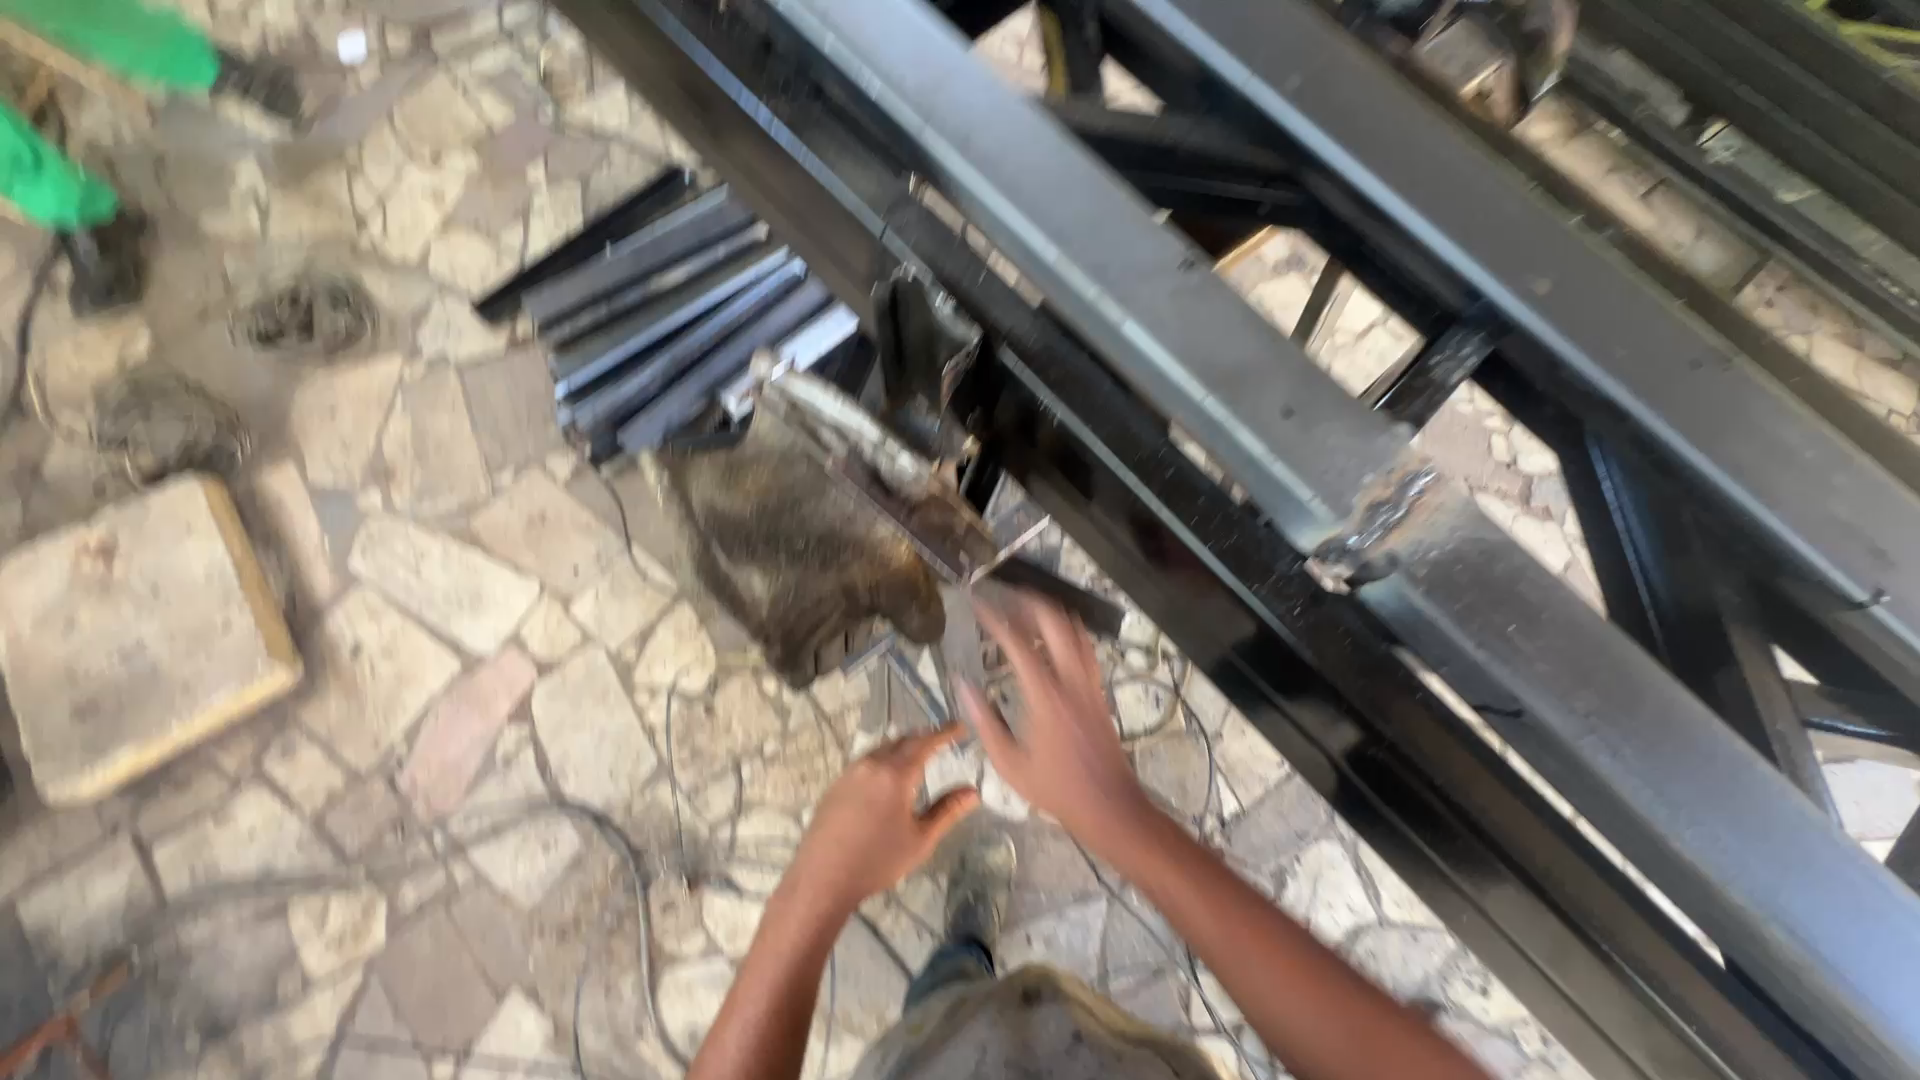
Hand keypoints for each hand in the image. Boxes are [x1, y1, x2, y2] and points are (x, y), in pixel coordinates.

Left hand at [790, 726, 980, 915]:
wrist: (822, 878)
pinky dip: (884, 759)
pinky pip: (866, 761)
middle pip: (902, 740)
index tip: (960, 727)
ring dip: (902, 747)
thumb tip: (973, 792)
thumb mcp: (920, 840)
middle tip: (942, 742)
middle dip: (924, 738)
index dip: (944, 732)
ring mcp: (850, 773)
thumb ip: (948, 811)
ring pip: (882, 748)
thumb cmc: (877, 861)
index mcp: (895, 774)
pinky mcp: (836, 785)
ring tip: (917, 757)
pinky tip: (887, 778)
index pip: (925, 743)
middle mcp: (872, 764)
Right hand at [961, 591, 1153, 850]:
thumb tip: (963, 685)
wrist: (1109, 805)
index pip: (1017, 642)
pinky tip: (1052, 637)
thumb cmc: (1055, 789)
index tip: (977, 603)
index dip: (995, 618)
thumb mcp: (1009, 763)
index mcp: (1045, 696)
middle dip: (1027, 601)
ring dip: (1049, 613)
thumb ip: (984, 722)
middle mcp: (1071, 679)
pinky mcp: (1099, 689)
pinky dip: (1067, 631)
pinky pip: (1085, 647)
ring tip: (1024, 609)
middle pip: (1054, 621)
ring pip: (1074, 629)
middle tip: (1003, 597)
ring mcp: (1090, 682)